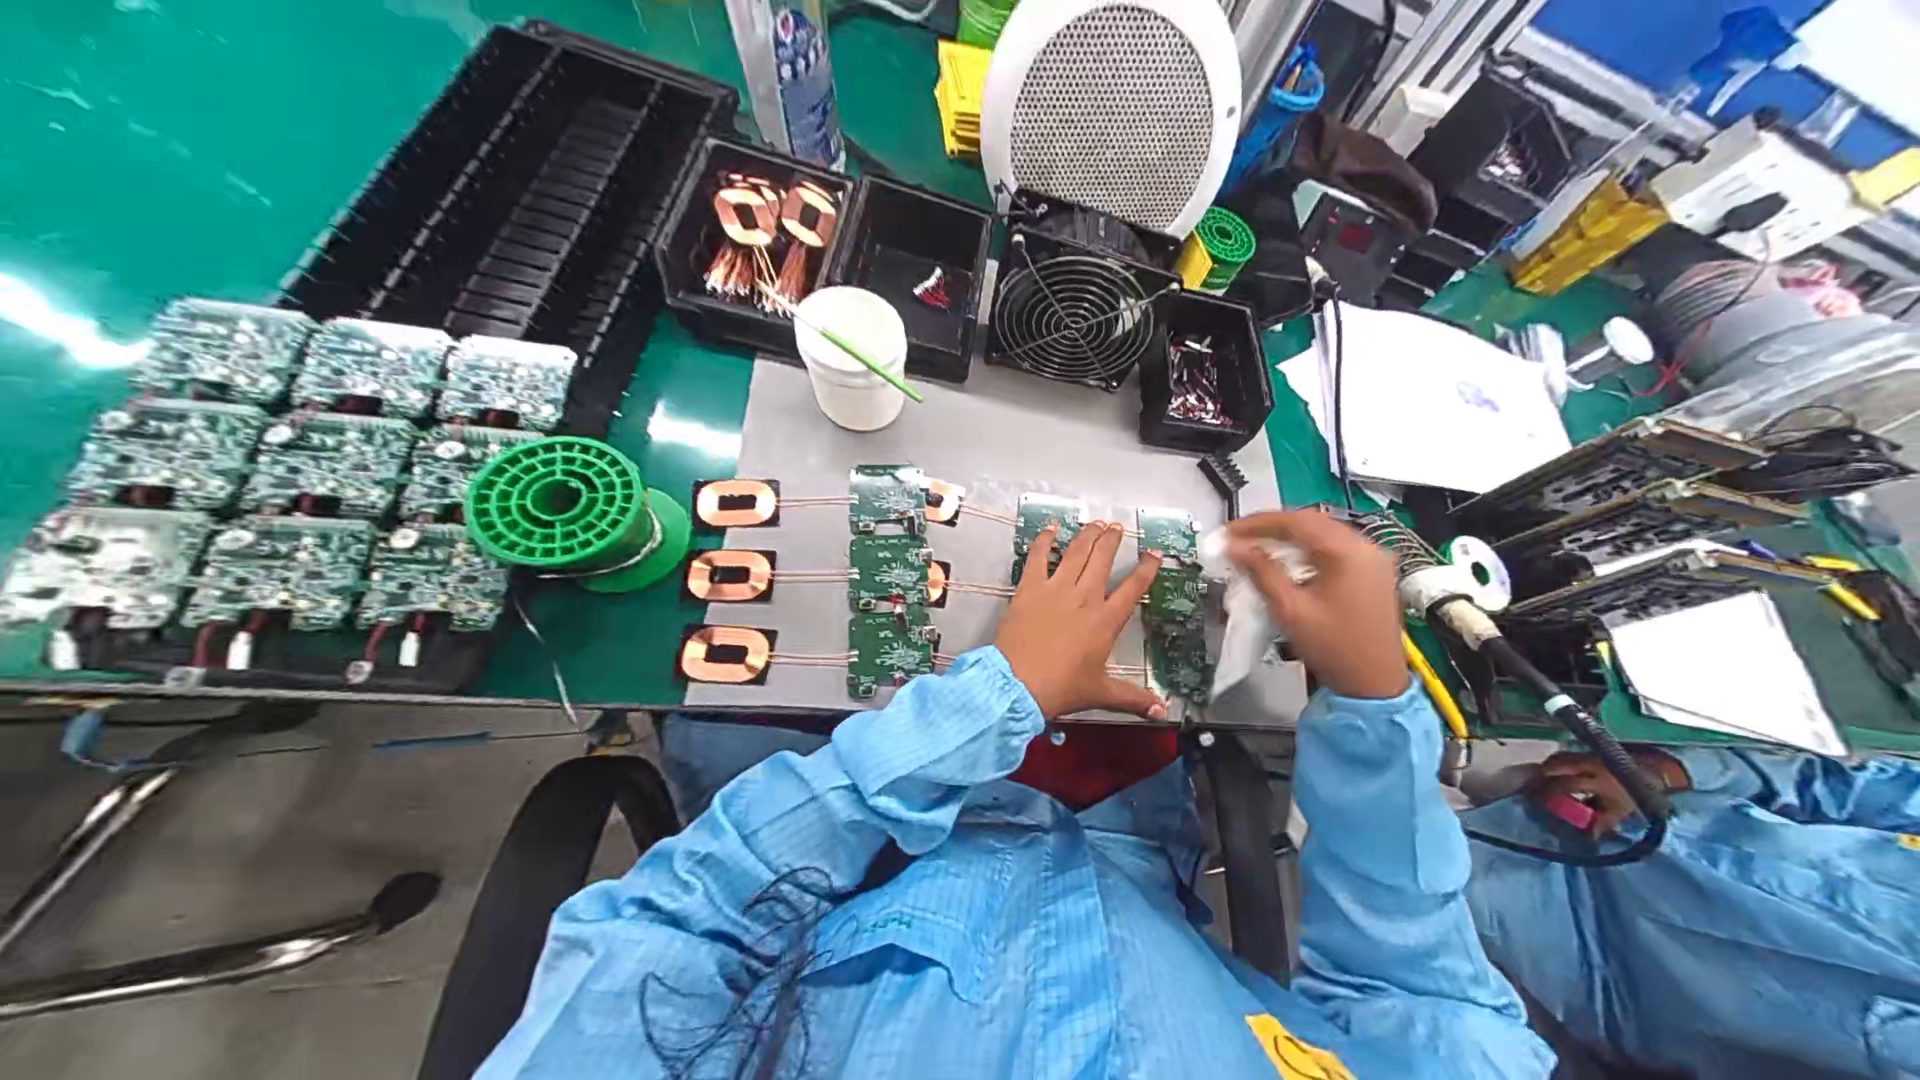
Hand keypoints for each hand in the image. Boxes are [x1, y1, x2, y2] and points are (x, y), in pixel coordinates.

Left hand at [993, 522, 1166, 720]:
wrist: (1019, 683)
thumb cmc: (1062, 688)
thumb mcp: (1100, 693)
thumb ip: (1133, 698)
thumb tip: (1162, 711)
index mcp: (1106, 621)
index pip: (1133, 588)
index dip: (1146, 569)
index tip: (1154, 554)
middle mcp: (1085, 598)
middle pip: (1103, 559)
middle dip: (1112, 540)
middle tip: (1117, 527)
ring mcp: (1056, 589)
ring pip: (1076, 553)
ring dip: (1087, 535)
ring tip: (1096, 523)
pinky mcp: (1030, 588)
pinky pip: (1039, 557)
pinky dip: (1044, 540)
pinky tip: (1050, 528)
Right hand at [1226, 510, 1407, 698]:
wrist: (1374, 683)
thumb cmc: (1335, 649)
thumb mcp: (1290, 609)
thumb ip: (1261, 571)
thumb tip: (1235, 548)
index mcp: (1349, 553)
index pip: (1296, 522)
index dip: (1257, 523)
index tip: (1230, 531)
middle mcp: (1366, 548)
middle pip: (1311, 522)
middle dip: (1271, 527)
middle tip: (1238, 537)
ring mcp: (1372, 560)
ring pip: (1321, 533)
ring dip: (1287, 537)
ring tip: (1255, 547)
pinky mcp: (1372, 572)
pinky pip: (1333, 548)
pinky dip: (1305, 549)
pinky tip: (1284, 560)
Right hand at [1531, 750, 1688, 836]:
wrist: (1652, 775)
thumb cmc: (1634, 797)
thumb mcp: (1620, 812)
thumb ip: (1601, 822)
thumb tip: (1586, 838)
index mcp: (1600, 781)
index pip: (1567, 784)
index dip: (1550, 792)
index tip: (1538, 800)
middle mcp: (1590, 765)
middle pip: (1556, 766)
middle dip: (1541, 776)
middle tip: (1531, 786)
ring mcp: (1586, 756)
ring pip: (1557, 758)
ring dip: (1545, 768)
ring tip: (1537, 779)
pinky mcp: (1585, 752)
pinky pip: (1562, 755)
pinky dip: (1552, 763)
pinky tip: (1549, 771)